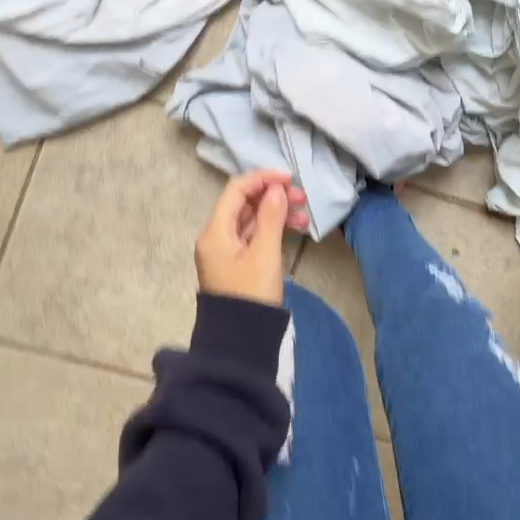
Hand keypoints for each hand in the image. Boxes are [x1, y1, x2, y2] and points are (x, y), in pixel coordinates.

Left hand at [195, 170, 308, 305]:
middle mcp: (216, 236)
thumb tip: (276, 189)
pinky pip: (253, 235)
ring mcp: (225, 250)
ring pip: (251, 219)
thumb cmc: (252, 293)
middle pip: (244, 203)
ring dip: (276, 212)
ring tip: (304, 216)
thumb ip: (271, 217)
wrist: (241, 341)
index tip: (289, 178)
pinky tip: (295, 229)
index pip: (236, 190)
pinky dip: (272, 228)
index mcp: (215, 231)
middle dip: (273, 196)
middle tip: (302, 198)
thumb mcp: (265, 254)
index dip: (262, 179)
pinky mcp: (236, 262)